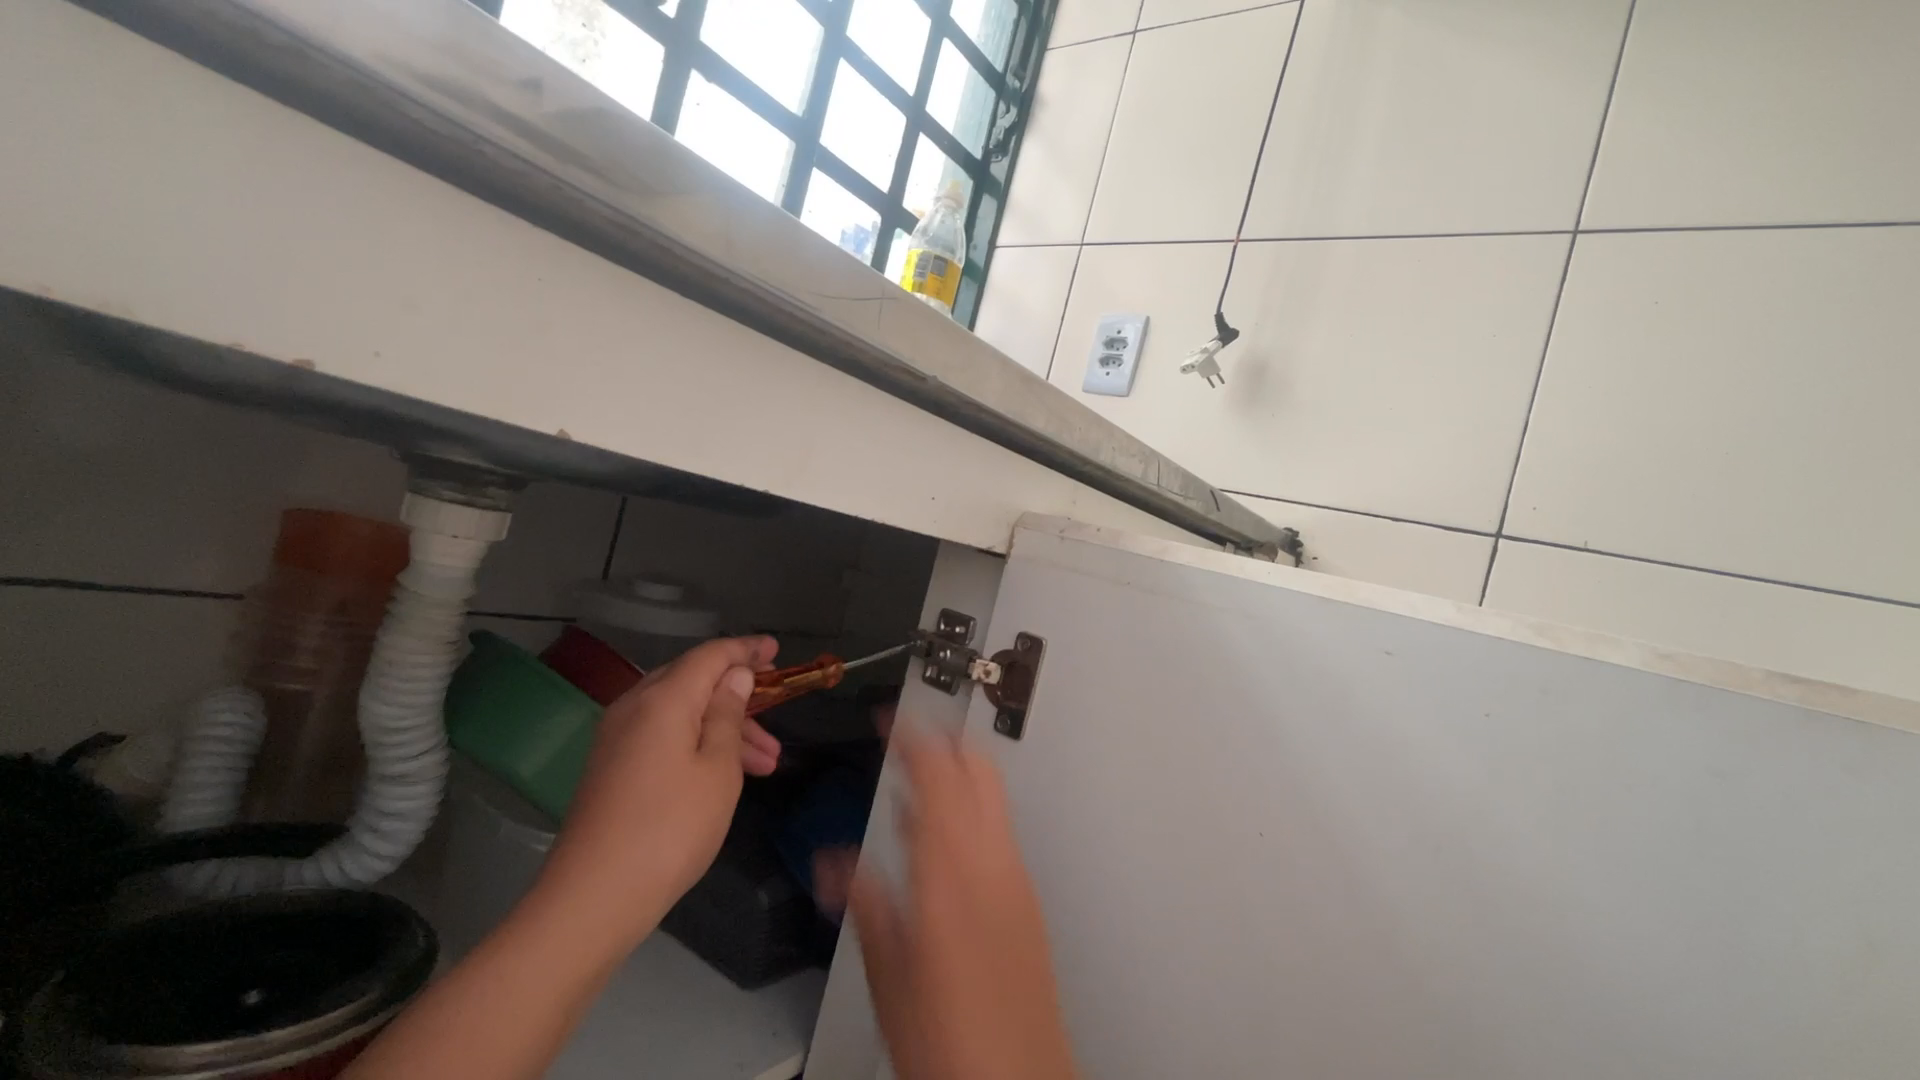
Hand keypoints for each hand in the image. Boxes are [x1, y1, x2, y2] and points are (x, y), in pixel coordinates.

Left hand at [532, 635, 779, 948]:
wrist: (595, 895)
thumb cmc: (671, 827)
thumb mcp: (718, 769)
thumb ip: (727, 714)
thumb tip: (734, 676)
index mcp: (662, 699)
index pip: (710, 656)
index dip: (745, 649)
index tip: (777, 649)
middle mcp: (633, 707)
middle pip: (693, 682)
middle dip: (739, 695)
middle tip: (777, 711)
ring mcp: (617, 738)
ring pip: (681, 714)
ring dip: (724, 728)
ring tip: (767, 764)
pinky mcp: (612, 767)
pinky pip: (664, 737)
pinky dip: (698, 745)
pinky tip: (726, 775)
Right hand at [851, 734, 1079, 1079]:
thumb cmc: (953, 1040)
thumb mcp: (888, 971)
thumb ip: (863, 901)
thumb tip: (834, 860)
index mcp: (952, 869)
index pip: (938, 772)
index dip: (914, 734)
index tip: (892, 716)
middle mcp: (993, 862)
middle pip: (980, 769)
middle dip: (945, 742)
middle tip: (909, 737)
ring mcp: (1017, 878)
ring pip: (992, 797)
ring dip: (958, 777)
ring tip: (915, 784)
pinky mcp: (1028, 900)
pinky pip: (999, 833)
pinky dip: (971, 815)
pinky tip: (942, 840)